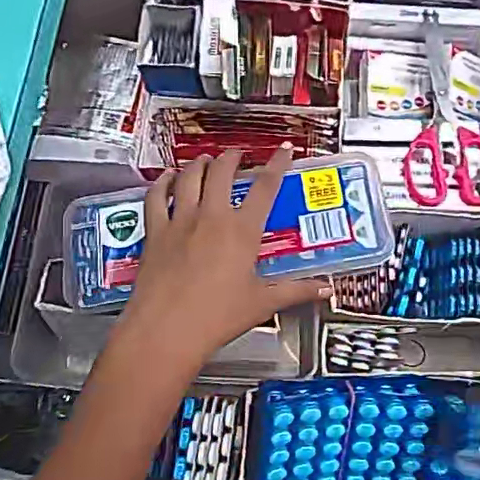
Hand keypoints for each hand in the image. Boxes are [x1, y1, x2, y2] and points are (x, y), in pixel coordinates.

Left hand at [115, 148, 331, 371]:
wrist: (168, 329)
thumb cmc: (217, 317)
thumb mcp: (262, 303)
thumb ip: (296, 291)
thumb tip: (324, 290)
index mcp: (242, 231)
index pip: (266, 187)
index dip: (277, 164)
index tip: (283, 151)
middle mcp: (211, 217)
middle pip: (222, 172)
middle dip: (232, 158)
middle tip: (238, 155)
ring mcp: (180, 221)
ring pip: (189, 177)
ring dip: (199, 163)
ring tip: (205, 159)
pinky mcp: (155, 232)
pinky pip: (156, 197)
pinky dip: (162, 183)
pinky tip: (166, 178)